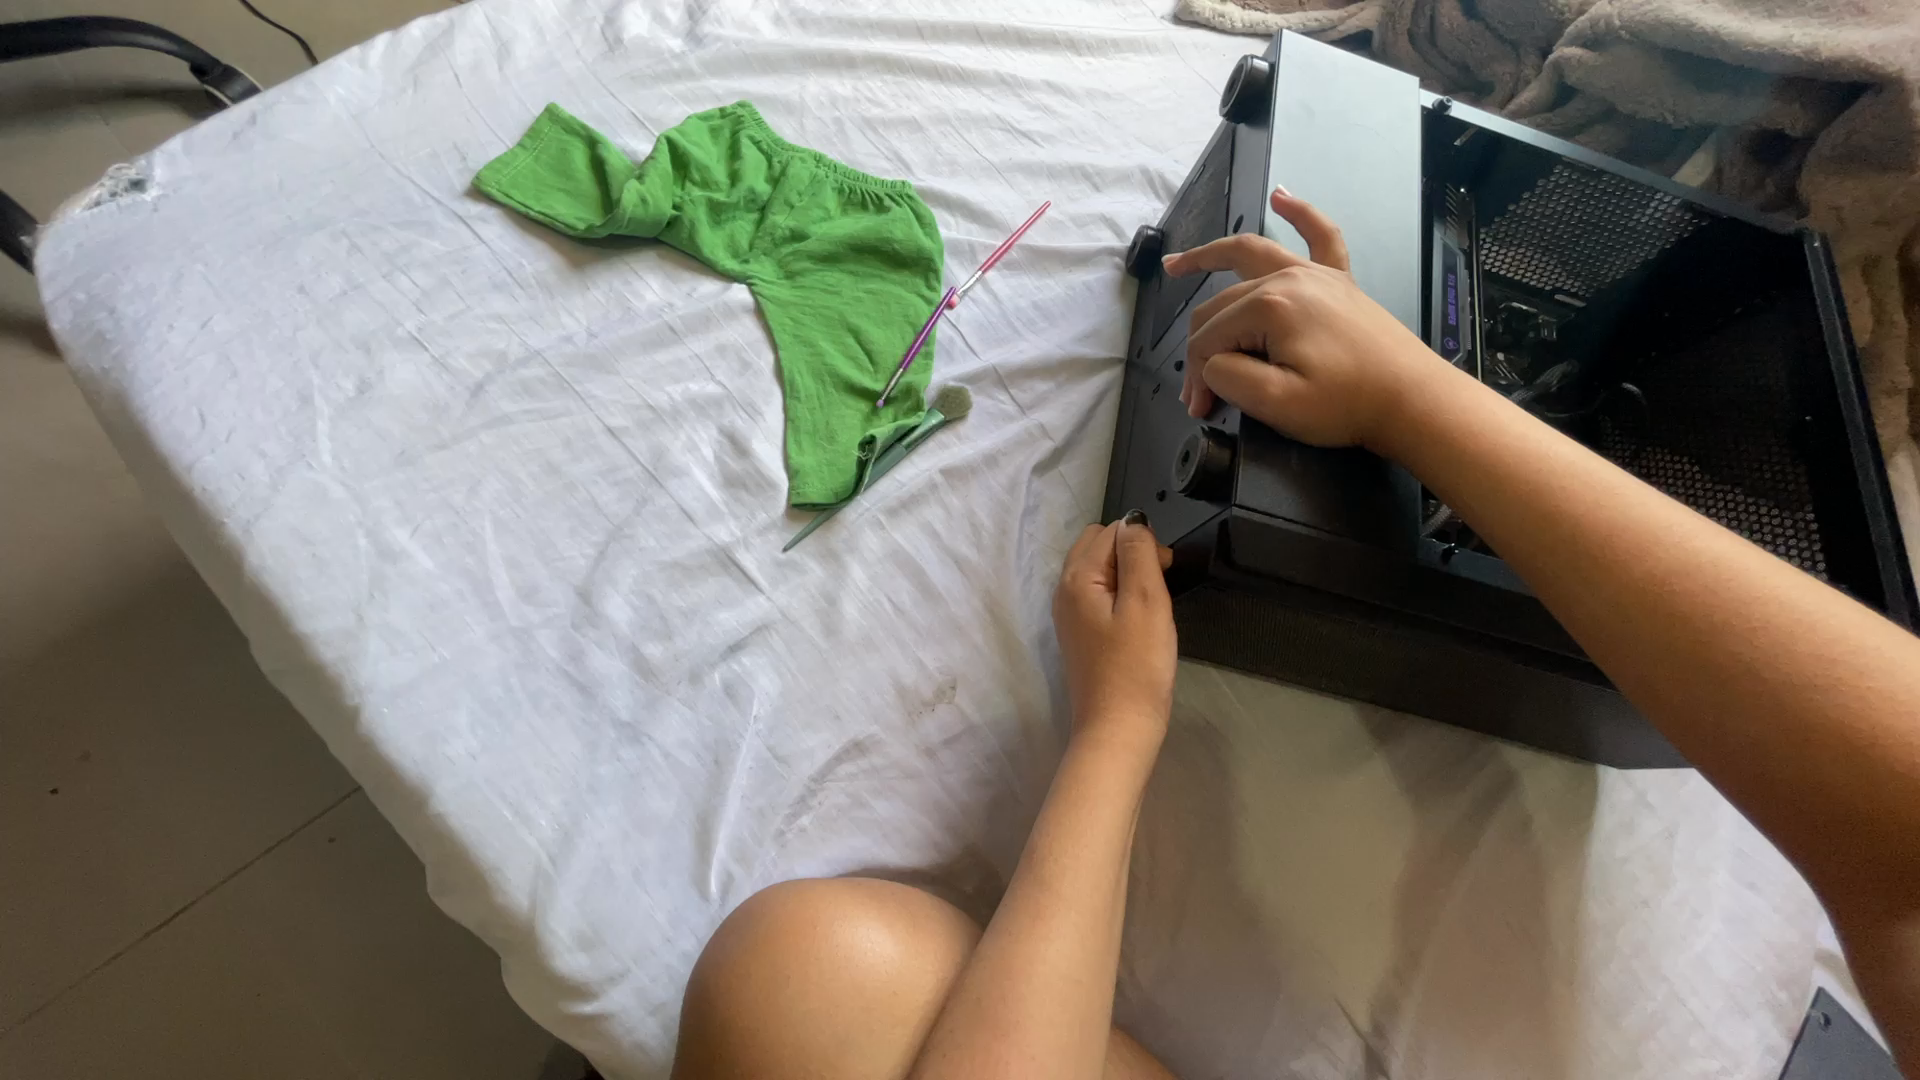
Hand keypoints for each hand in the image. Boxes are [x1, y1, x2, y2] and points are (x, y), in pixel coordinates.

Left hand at [1052, 512, 1177, 744]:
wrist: (1118, 727)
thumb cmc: (1137, 666)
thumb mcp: (1146, 601)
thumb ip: (1138, 554)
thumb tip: (1132, 521)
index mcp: (1076, 577)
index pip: (1109, 531)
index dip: (1143, 542)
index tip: (1166, 571)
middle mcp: (1064, 589)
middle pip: (1098, 545)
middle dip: (1132, 553)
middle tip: (1161, 586)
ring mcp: (1068, 613)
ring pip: (1099, 570)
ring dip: (1128, 575)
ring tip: (1152, 606)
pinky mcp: (1079, 633)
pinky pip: (1098, 594)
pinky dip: (1120, 595)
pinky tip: (1138, 621)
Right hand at [1163, 188, 1444, 452]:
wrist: (1411, 400)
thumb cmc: (1345, 405)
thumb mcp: (1274, 403)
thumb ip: (1228, 377)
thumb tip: (1212, 365)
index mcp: (1270, 307)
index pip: (1209, 340)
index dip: (1197, 377)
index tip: (1201, 410)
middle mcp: (1288, 278)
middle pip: (1220, 308)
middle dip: (1201, 351)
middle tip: (1198, 396)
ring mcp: (1316, 275)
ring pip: (1250, 256)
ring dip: (1211, 255)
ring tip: (1176, 265)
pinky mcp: (1339, 282)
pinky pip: (1320, 236)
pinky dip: (1300, 213)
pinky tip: (1281, 197)